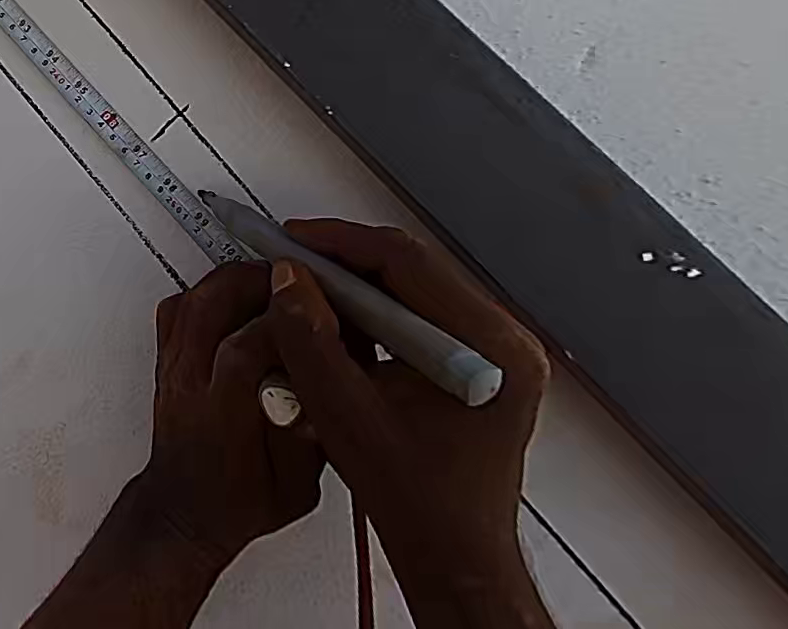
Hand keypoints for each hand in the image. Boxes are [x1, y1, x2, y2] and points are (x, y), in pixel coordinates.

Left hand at [22, 260, 325, 628]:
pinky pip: (175, 308)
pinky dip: (203, 292)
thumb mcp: (295, 487)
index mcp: (220, 413)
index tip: (308, 311)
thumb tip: (325, 386)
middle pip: (208, 309)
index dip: (278, 324)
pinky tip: (229, 296)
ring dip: (228, 281)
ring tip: (265, 280)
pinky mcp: (164, 356)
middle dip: (252, 283)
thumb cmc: (234, 500)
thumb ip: (311, 436)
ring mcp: (172, 364)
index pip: (241, 350)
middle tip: (287, 278)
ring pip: (190, 301)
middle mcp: (189, 380)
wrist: (185, 507)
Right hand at [261, 220, 553, 627]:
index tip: (288, 237)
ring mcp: (493, 347)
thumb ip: (307, 337)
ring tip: (302, 279)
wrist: (452, 549)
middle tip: (288, 254)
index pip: (404, 261)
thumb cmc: (408, 492)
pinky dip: (366, 298)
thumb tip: (286, 275)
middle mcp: (501, 339)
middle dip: (340, 254)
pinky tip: (332, 309)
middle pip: (409, 264)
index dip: (337, 241)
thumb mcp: (340, 410)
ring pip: (408, 279)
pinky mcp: (474, 356)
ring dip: (350, 274)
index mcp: (486, 348)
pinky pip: (412, 303)